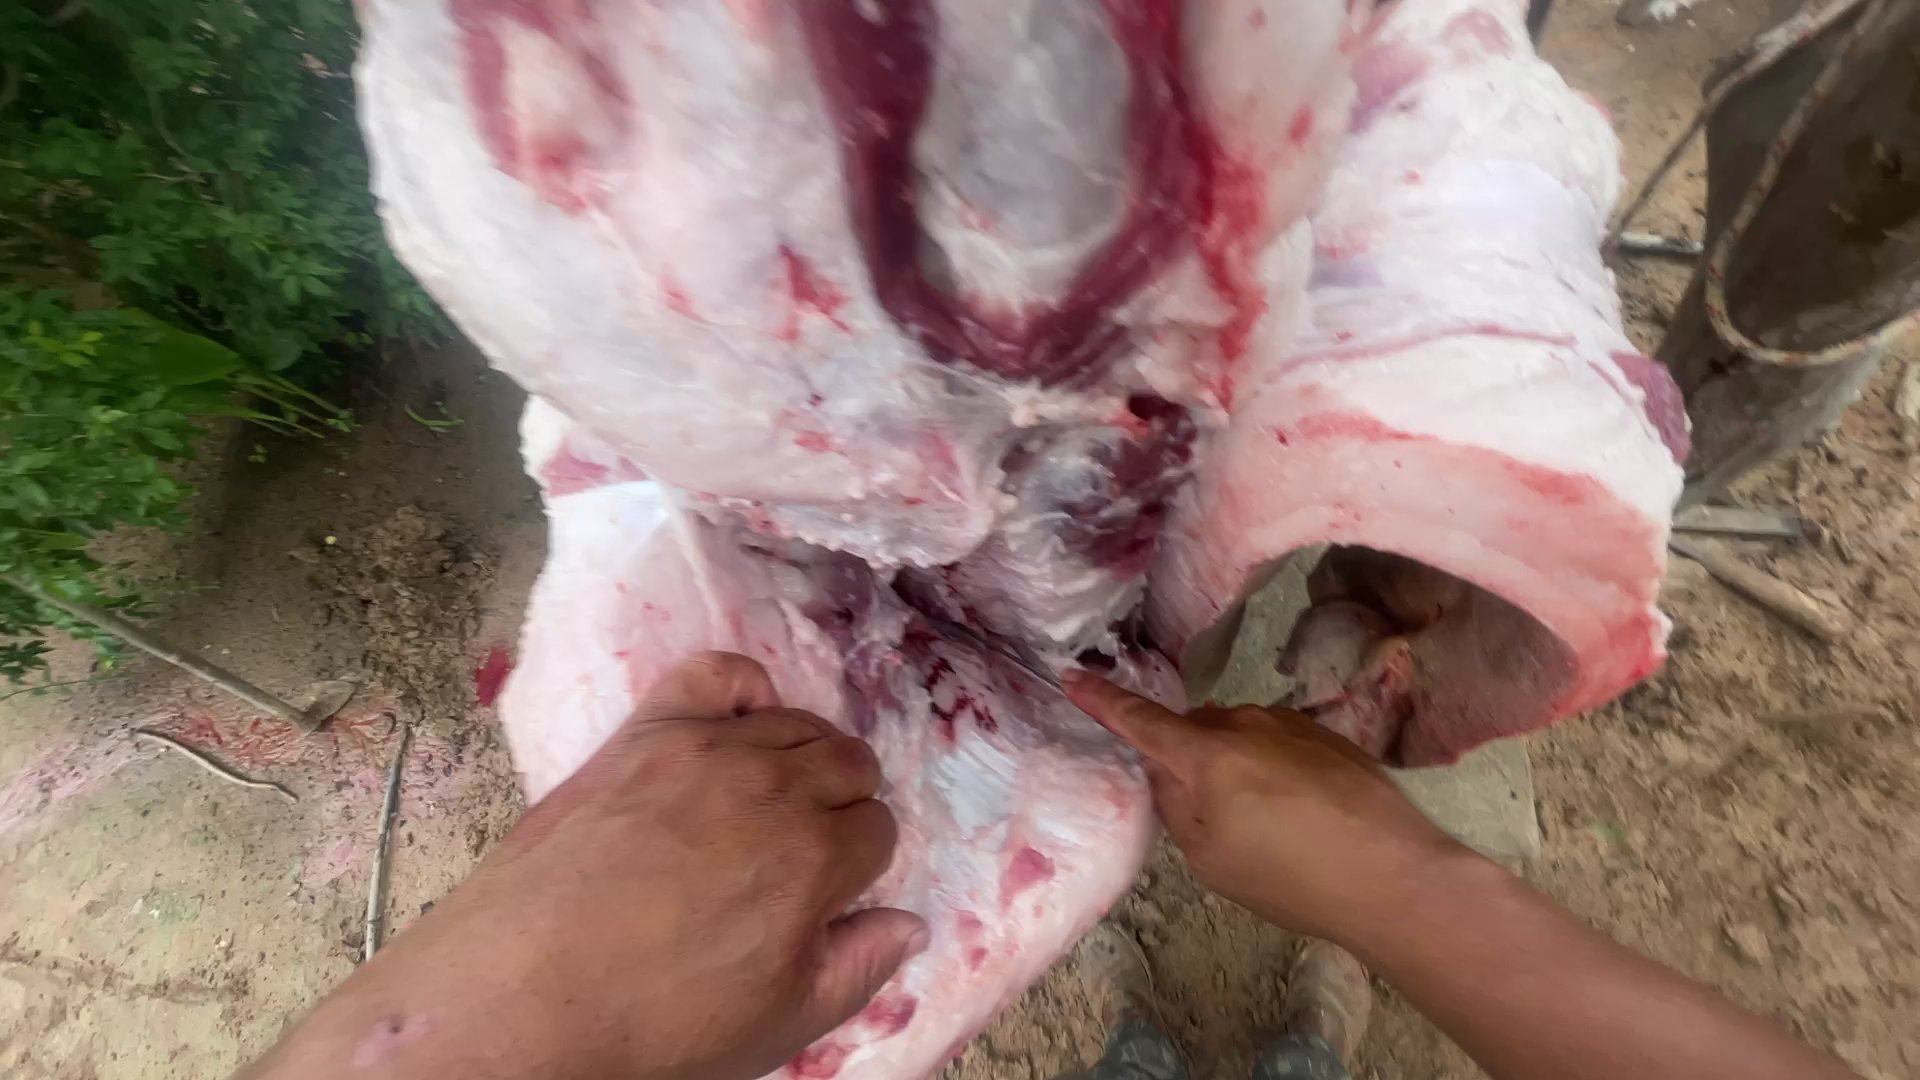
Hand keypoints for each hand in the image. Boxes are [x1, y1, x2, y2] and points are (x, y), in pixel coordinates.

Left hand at [242, 652, 925, 1079]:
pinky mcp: (655, 727)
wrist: (512, 1001)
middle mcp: (779, 786)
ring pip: (802, 722)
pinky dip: (743, 689)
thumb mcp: (777, 1025)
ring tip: (766, 797)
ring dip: (804, 756)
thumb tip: (914, 922)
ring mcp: (714, 747)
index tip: (829, 886)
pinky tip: (738, 724)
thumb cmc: (653, 1026)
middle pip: (853, 762)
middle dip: (843, 802)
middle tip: (801, 843)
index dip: (860, 860)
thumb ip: (860, 969)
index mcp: (817, 858)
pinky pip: (722, 672)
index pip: (880, 827)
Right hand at [1062, 670, 1461, 945]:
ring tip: (1270, 820)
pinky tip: (1303, 809)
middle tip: (1213, 814)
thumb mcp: (1210, 857)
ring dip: (1231, 763)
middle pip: (1191, 731)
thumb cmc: (1290, 875)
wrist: (1398, 876)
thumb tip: (1165, 770)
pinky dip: (1269, 765)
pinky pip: (1273, 739)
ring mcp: (1285, 722)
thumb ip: (1174, 804)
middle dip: (1186, 759)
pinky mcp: (1323, 732)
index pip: (1138, 719)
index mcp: (1204, 753)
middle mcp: (1239, 722)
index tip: (1070, 675)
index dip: (1100, 699)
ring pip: (1234, 734)